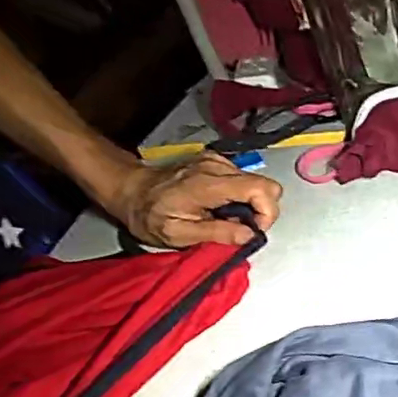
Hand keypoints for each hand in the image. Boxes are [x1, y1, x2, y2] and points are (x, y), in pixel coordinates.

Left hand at [97, 151, 283, 248]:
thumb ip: (217, 234)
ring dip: (249, 206)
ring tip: (224, 217)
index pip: (262, 189)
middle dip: (261, 212)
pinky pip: (245, 181)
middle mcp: (217, 167)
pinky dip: (240, 197)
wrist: (130, 190)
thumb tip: (250, 235)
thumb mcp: (179, 235)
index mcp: (209, 184)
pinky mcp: (216, 161)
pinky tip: (219, 206)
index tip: (252, 230)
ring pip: (258, 185)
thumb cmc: (150, 216)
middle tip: (239, 227)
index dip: (267, 214)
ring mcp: (217, 161)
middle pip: (267, 186)